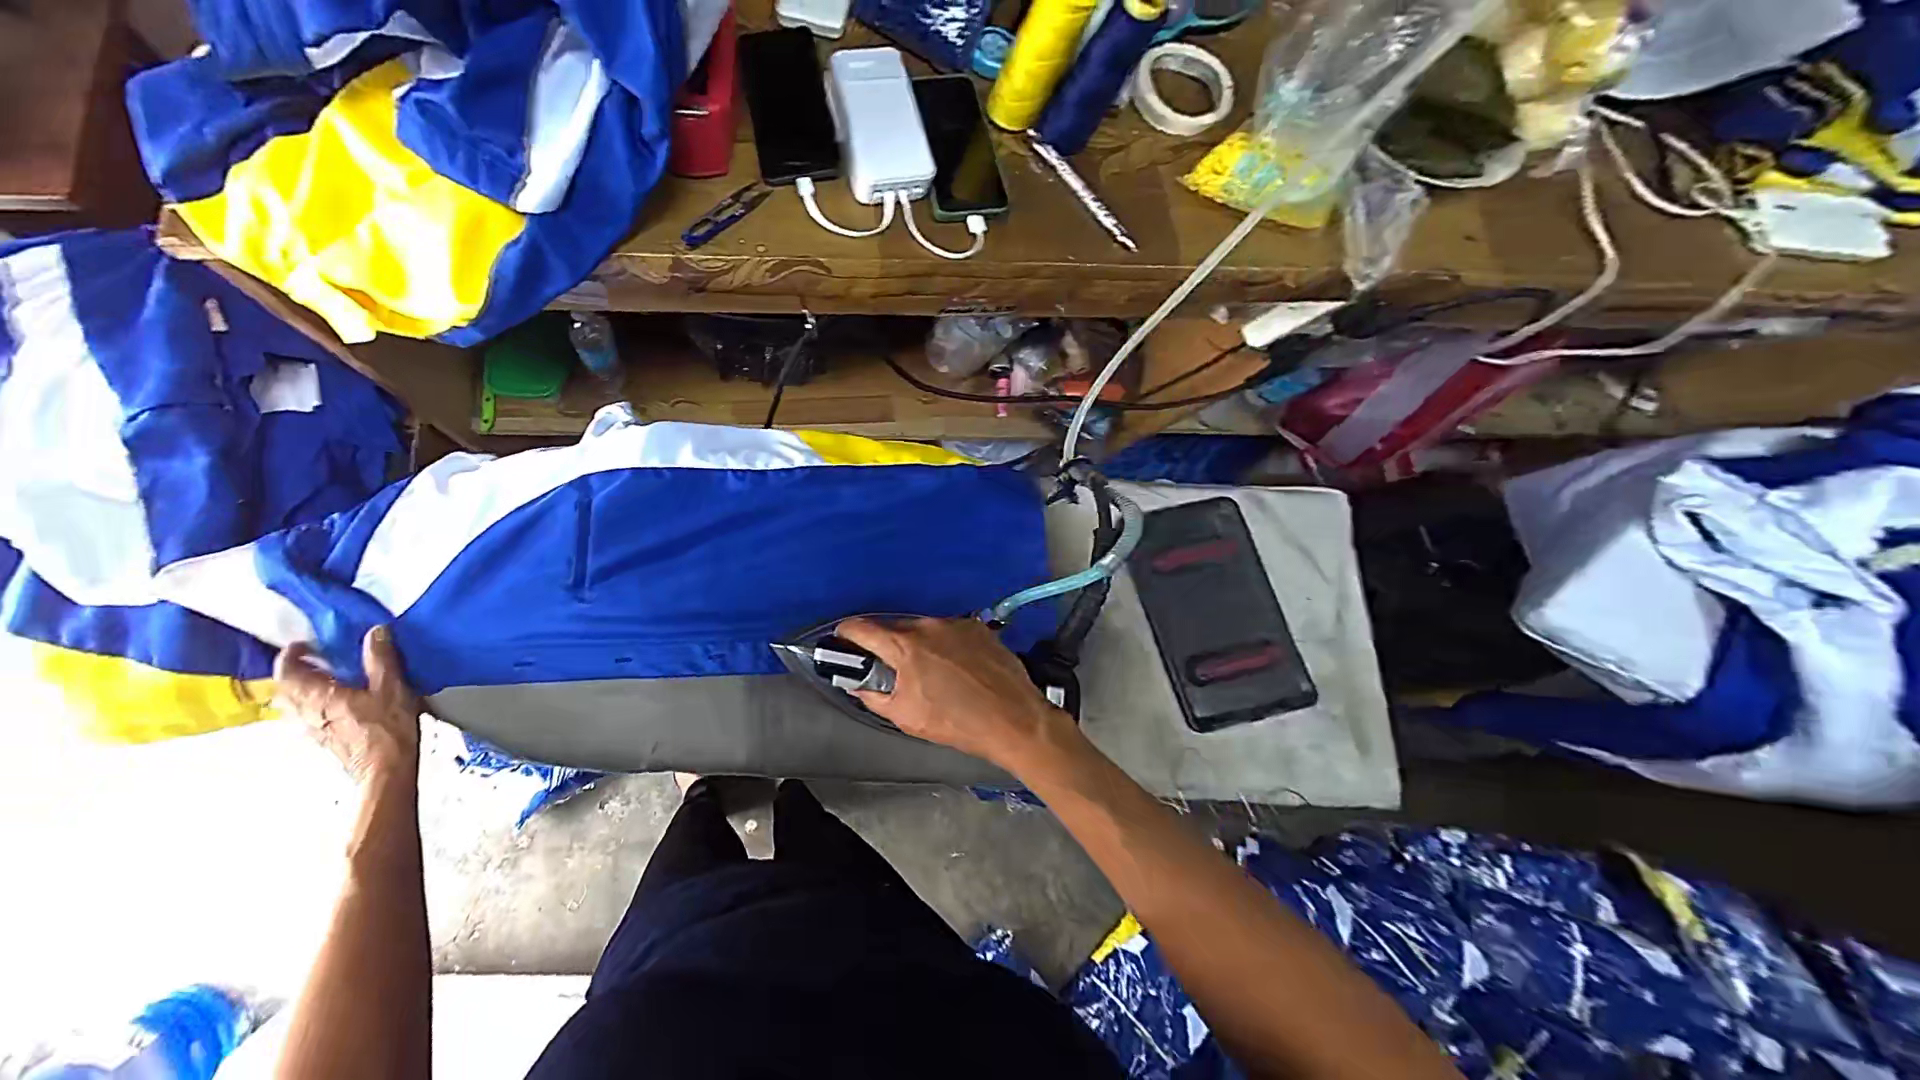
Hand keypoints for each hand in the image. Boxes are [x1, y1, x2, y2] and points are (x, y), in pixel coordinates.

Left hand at [274, 626, 422, 786]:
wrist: (385, 768)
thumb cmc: (387, 727)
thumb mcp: (391, 686)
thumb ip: (381, 658)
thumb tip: (375, 631)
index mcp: (316, 695)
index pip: (287, 670)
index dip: (292, 654)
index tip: (305, 643)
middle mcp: (305, 711)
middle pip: (284, 688)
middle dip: (295, 671)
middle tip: (316, 659)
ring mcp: (310, 727)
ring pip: (292, 703)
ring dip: (302, 688)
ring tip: (326, 678)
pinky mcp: (322, 738)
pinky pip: (306, 715)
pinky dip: (313, 702)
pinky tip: (336, 701)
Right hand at [836, 616, 1080, 773]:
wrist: (1013, 719)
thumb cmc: (958, 722)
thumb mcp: (906, 716)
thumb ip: (873, 696)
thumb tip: (859, 685)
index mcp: (905, 646)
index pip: (862, 628)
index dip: (847, 634)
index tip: (842, 640)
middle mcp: (929, 626)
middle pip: (896, 629)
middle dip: (889, 647)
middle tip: (894, 671)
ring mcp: (957, 624)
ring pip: (926, 631)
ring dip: (921, 647)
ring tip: (934, 675)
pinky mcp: (979, 628)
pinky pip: (951, 633)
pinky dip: (947, 646)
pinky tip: (958, 670)